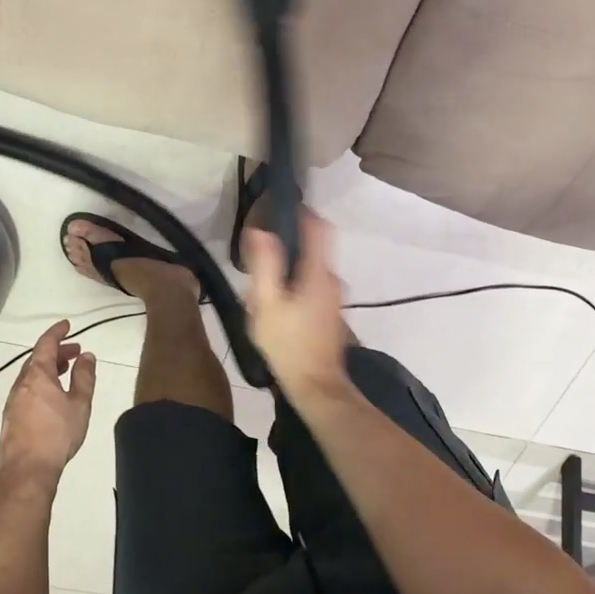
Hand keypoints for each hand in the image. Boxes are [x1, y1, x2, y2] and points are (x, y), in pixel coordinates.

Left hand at [0, 320, 97, 488]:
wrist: (27, 469)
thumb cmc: (57, 434)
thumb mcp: (79, 404)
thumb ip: (84, 377)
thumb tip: (87, 355)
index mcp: (37, 375)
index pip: (46, 344)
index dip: (57, 332)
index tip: (68, 325)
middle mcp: (21, 384)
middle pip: (37, 360)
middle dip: (56, 353)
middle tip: (75, 353)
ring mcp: (13, 401)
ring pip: (31, 376)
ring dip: (48, 370)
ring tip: (66, 374)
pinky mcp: (10, 418)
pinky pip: (27, 391)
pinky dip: (41, 385)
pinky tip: (52, 398)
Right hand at [243, 213, 351, 404]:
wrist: (315, 386)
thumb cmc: (288, 344)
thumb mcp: (266, 304)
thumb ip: (264, 266)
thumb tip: (260, 232)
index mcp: (319, 272)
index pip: (319, 227)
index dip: (302, 212)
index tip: (281, 208)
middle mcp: (334, 280)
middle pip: (313, 249)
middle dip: (287, 249)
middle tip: (259, 259)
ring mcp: (336, 299)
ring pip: (311, 271)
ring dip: (290, 272)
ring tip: (262, 288)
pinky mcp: (332, 314)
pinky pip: (314, 287)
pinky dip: (297, 287)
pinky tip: (277, 307)